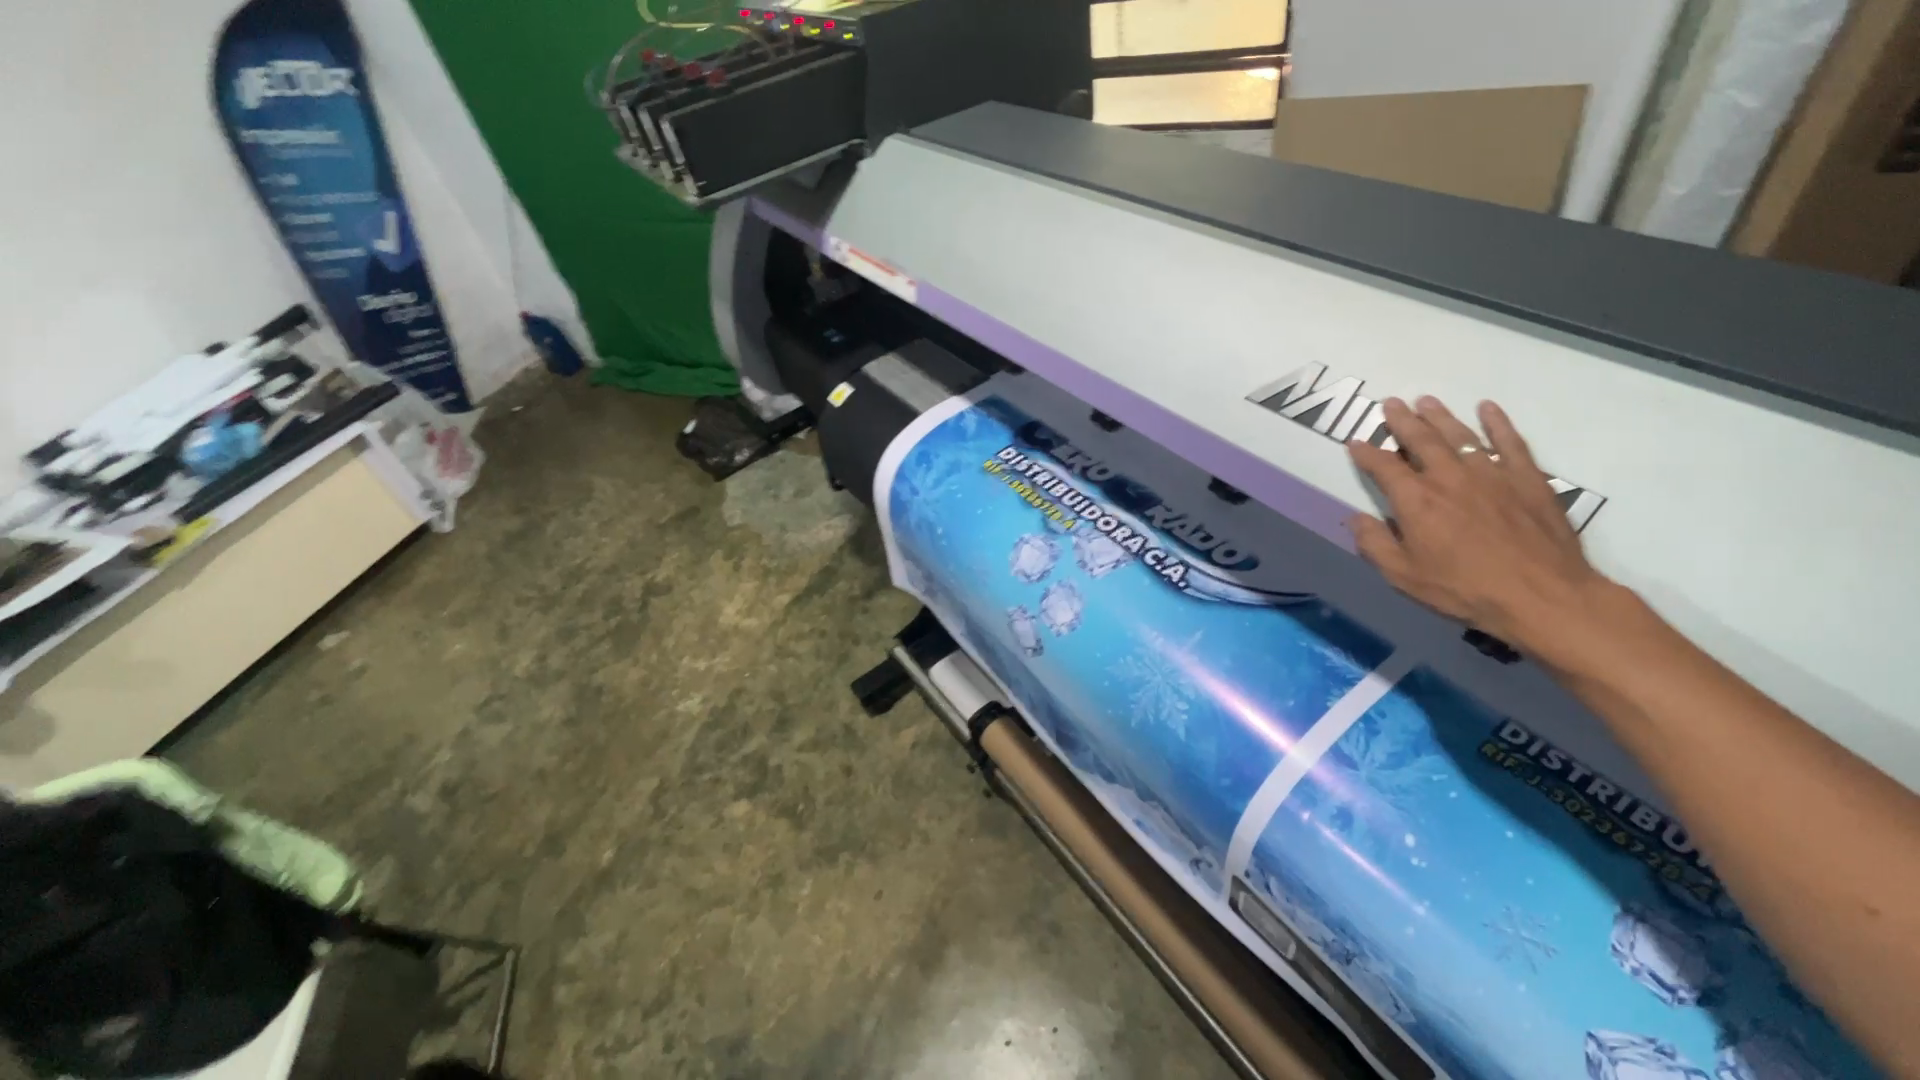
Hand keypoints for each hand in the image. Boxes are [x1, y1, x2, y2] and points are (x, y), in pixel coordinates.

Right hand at [1345, 397, 1610, 659]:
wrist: (1540, 595)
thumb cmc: (1465, 590)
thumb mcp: (1404, 577)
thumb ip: (1375, 545)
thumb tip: (1355, 518)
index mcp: (1416, 501)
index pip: (1383, 467)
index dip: (1366, 453)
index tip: (1355, 442)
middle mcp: (1449, 477)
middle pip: (1421, 440)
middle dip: (1402, 420)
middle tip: (1391, 403)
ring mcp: (1491, 473)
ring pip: (1460, 435)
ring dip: (1440, 416)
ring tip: (1426, 401)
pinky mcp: (1527, 477)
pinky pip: (1509, 441)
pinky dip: (1497, 423)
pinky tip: (1487, 408)